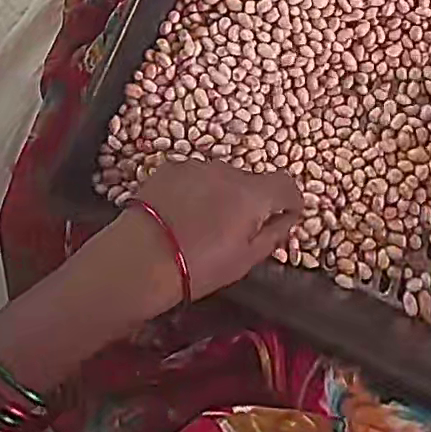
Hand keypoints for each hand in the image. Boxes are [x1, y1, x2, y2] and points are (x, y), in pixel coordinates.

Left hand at [125, 159, 303, 303]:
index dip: (289, 201)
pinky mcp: (171, 167)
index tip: (284, 217)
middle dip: (249, 202)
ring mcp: (196, 165)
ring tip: (201, 225)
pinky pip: (194, 176)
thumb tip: (287, 218)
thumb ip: (274, 234)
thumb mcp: (246, 259)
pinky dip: (194, 190)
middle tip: (233, 231)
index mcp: (252, 193)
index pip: (286, 184)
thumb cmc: (200, 266)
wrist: (141, 257)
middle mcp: (227, 170)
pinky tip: (180, 214)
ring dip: (220, 194)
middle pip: (250, 181)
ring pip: (220, 177)